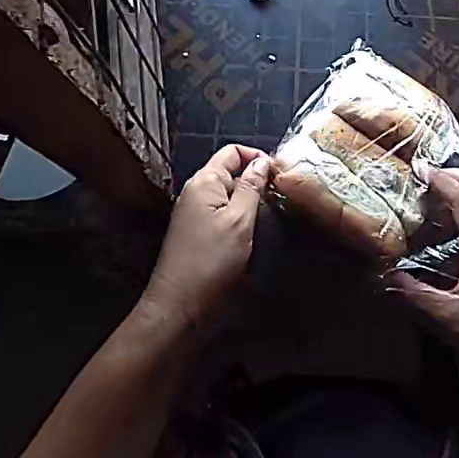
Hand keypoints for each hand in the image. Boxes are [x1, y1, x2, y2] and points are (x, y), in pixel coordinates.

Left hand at [139, 145, 271, 329]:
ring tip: (269, 216)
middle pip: (230, 171)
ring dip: (248, 200)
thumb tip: (261, 162)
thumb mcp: (239, 221)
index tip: (279, 175)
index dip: (257, 157)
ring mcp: (193, 210)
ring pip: (227, 193)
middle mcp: (196, 190)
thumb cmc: (211, 260)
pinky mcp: (195, 229)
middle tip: (279, 198)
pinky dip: (237, 214)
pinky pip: (220, 210)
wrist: (179, 305)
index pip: (232, 152)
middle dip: (254, 180)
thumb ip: (251, 188)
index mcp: (204, 181)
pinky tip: (250, 231)